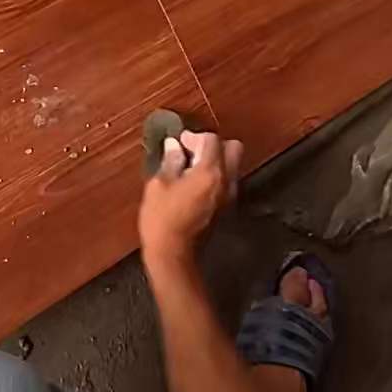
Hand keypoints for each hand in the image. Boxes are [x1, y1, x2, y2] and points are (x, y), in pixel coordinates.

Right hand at [139, 130, 244, 265]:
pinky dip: (215, 175)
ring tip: (190, 169)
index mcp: (210, 172)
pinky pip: (227, 180)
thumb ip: (171, 160)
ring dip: (214, 160)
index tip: (178, 144)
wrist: (173, 255)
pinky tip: (194, 184)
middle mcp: (226, 181)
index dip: (193, 137)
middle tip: (190, 152)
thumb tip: (174, 145)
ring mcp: (230, 195)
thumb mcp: (158, 185)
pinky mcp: (227, 207)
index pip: (212, 139)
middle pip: (233, 147)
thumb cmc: (161, 219)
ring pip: (232, 164)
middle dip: (212, 145)